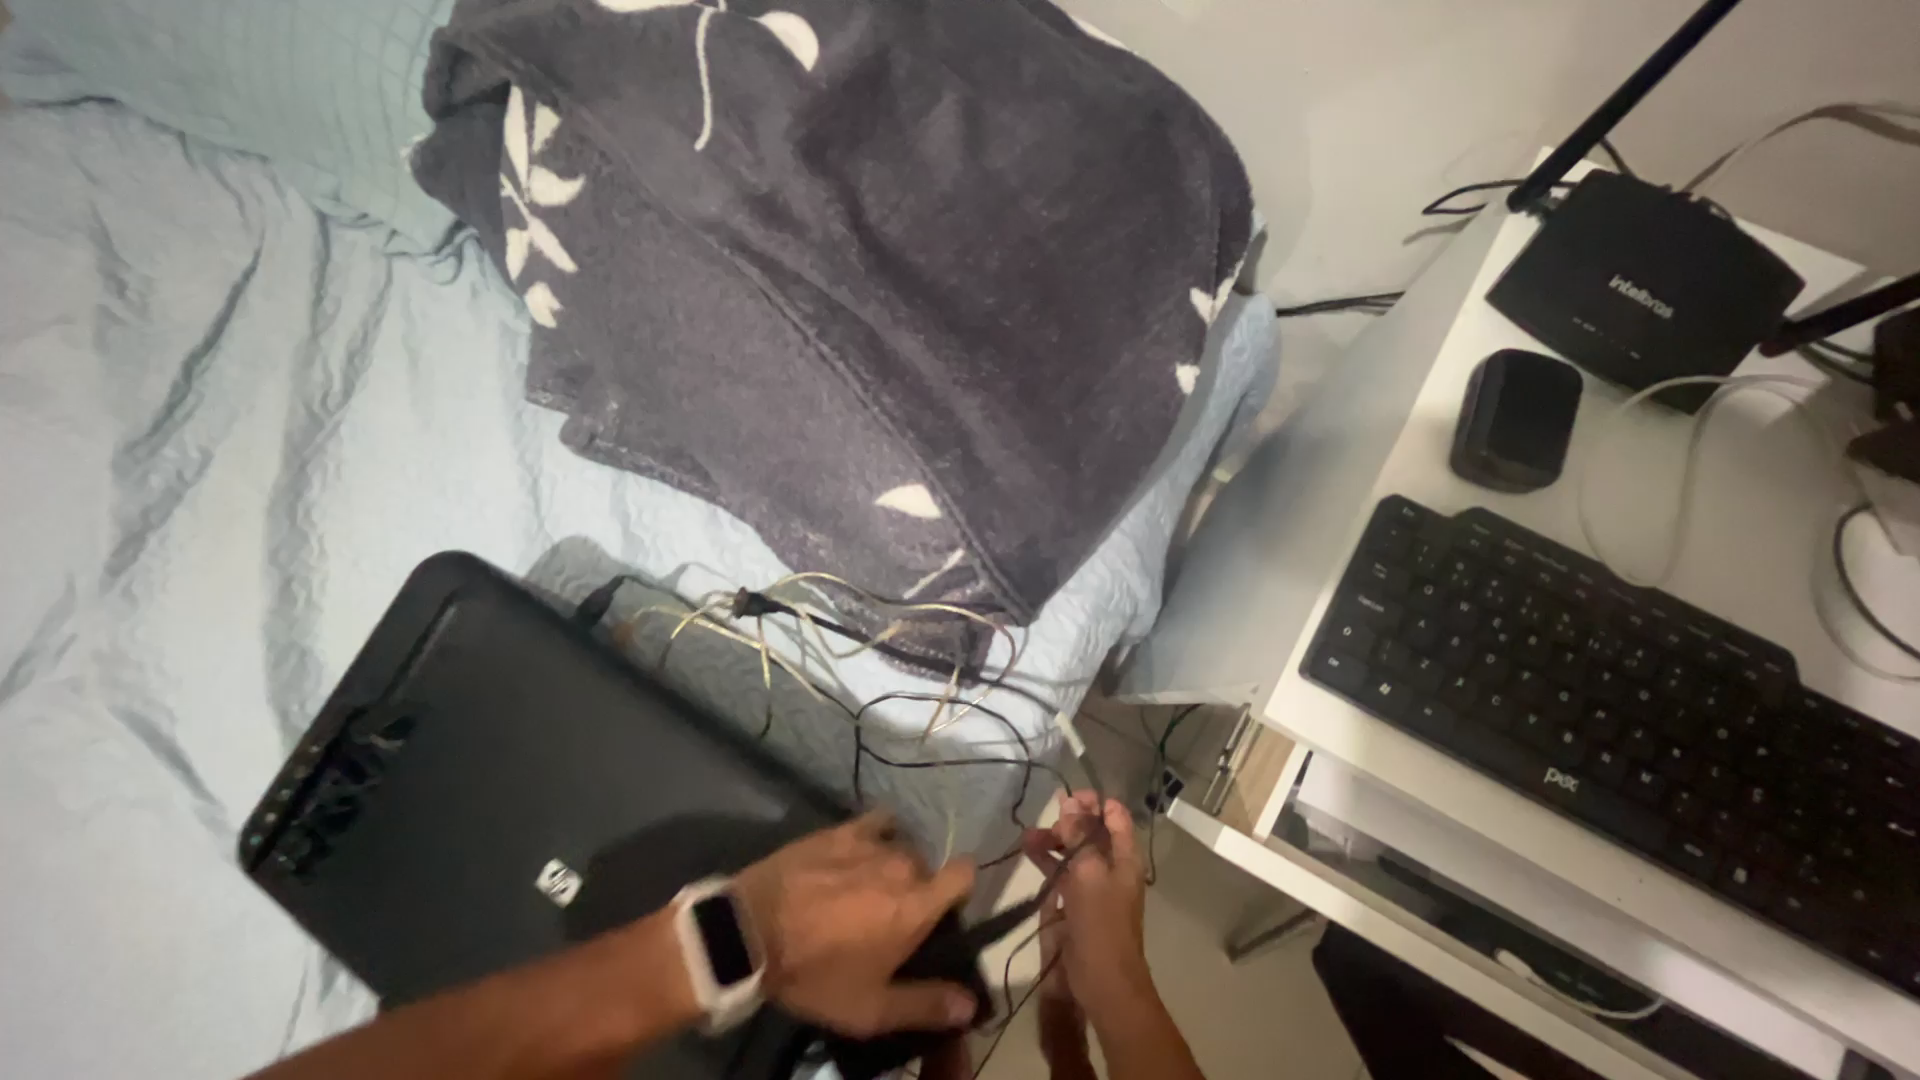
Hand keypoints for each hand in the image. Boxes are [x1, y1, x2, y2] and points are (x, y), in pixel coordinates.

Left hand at [731, 812, 978, 1036]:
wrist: (753, 930)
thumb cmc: (816, 973)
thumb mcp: (870, 1008)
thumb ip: (926, 1005)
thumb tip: (970, 1005)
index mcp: (917, 904)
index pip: (964, 873)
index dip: (960, 890)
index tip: (942, 912)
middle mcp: (902, 864)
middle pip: (927, 868)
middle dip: (917, 889)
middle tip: (891, 916)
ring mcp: (870, 842)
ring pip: (900, 847)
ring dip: (892, 866)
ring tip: (866, 890)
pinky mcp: (840, 830)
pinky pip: (874, 823)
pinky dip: (875, 836)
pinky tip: (858, 853)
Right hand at [1021, 792, 1156, 1028]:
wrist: (1102, 983)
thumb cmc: (1101, 924)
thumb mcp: (1088, 874)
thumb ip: (1079, 837)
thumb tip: (1071, 803)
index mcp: (1124, 857)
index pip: (1115, 816)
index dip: (1094, 802)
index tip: (1068, 796)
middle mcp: (1110, 866)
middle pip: (1091, 831)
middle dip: (1069, 820)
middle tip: (1047, 820)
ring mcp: (1092, 884)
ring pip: (1073, 850)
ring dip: (1053, 839)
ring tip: (1029, 837)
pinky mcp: (1075, 902)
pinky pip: (1060, 872)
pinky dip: (1046, 859)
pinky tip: (1028, 851)